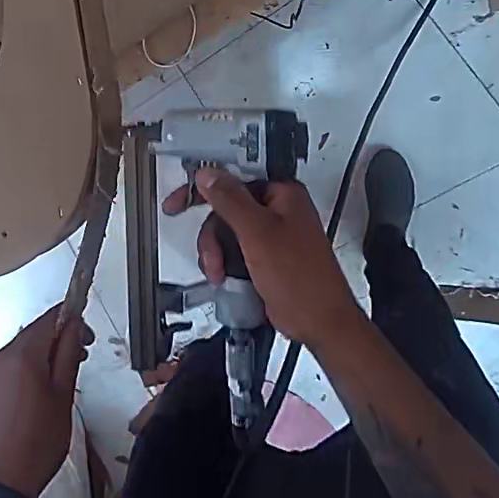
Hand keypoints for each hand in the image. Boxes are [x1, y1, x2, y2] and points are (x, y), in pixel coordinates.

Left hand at [0, 301, 89, 497]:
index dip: (74, 319)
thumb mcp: (64, 393)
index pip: (52, 318)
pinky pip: (15, 362)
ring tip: (68, 370)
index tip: (87, 329)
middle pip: (37, 330)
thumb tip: (75, 328)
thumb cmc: (35, 444)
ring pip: (26, 346)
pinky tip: (48, 383)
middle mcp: (2, 359)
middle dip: (62, 335)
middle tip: (83, 350)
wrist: (1, 483)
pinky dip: (33, 364)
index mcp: (23, 356)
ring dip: (49, 350)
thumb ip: (69, 354)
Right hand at [165, 168, 366, 348]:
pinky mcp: (268, 258)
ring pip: (228, 234)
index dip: (204, 189)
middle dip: (214, 237)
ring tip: (222, 273)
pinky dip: (228, 265)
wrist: (319, 321)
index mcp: (283, 194)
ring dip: (218, 254)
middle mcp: (280, 211)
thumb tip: (209, 176)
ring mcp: (274, 235)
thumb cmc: (303, 278)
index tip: (179, 201)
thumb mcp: (258, 233)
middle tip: (211, 256)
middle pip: (227, 210)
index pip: (235, 179)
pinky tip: (229, 279)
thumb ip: (231, 201)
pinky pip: (237, 253)